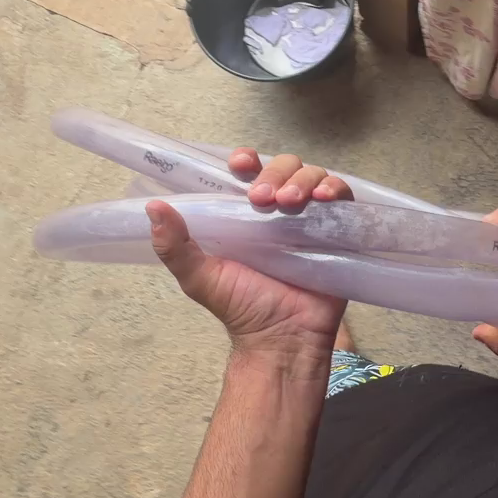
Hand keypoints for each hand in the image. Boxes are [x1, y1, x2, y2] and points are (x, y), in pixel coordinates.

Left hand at [144, 150, 354, 358]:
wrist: (283, 338)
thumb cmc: (242, 307)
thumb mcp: (201, 277)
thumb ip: (176, 246)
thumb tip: (153, 207)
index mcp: (248, 212)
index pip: (251, 170)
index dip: (248, 159)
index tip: (241, 164)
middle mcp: (282, 209)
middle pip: (286, 166)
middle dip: (275, 172)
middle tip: (264, 199)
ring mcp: (313, 218)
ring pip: (314, 175)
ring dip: (303, 180)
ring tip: (291, 204)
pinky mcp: (339, 230)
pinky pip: (343, 198)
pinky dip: (336, 189)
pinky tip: (326, 199)